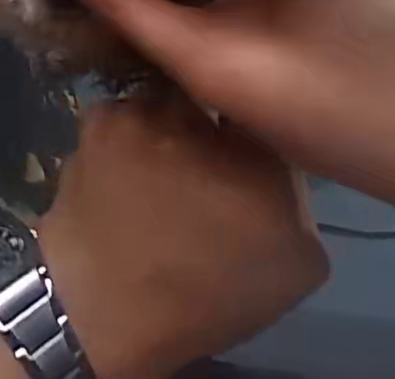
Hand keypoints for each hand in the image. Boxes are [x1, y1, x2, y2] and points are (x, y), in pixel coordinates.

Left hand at [36, 92, 327, 376]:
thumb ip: (294, 195)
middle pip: (209, 93)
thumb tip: (273, 153)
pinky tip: (123, 161)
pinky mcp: (100, 116)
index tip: (240, 145)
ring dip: (163, 120)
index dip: (251, 124)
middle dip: (205, 117)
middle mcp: (198, 124)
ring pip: (162, 97)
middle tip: (196, 154)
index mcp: (257, 161)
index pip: (264, 111)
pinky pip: (123, 108)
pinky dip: (126, 129)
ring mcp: (143, 113)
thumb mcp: (291, 263)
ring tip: (156, 160)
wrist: (104, 300)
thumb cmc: (204, 294)